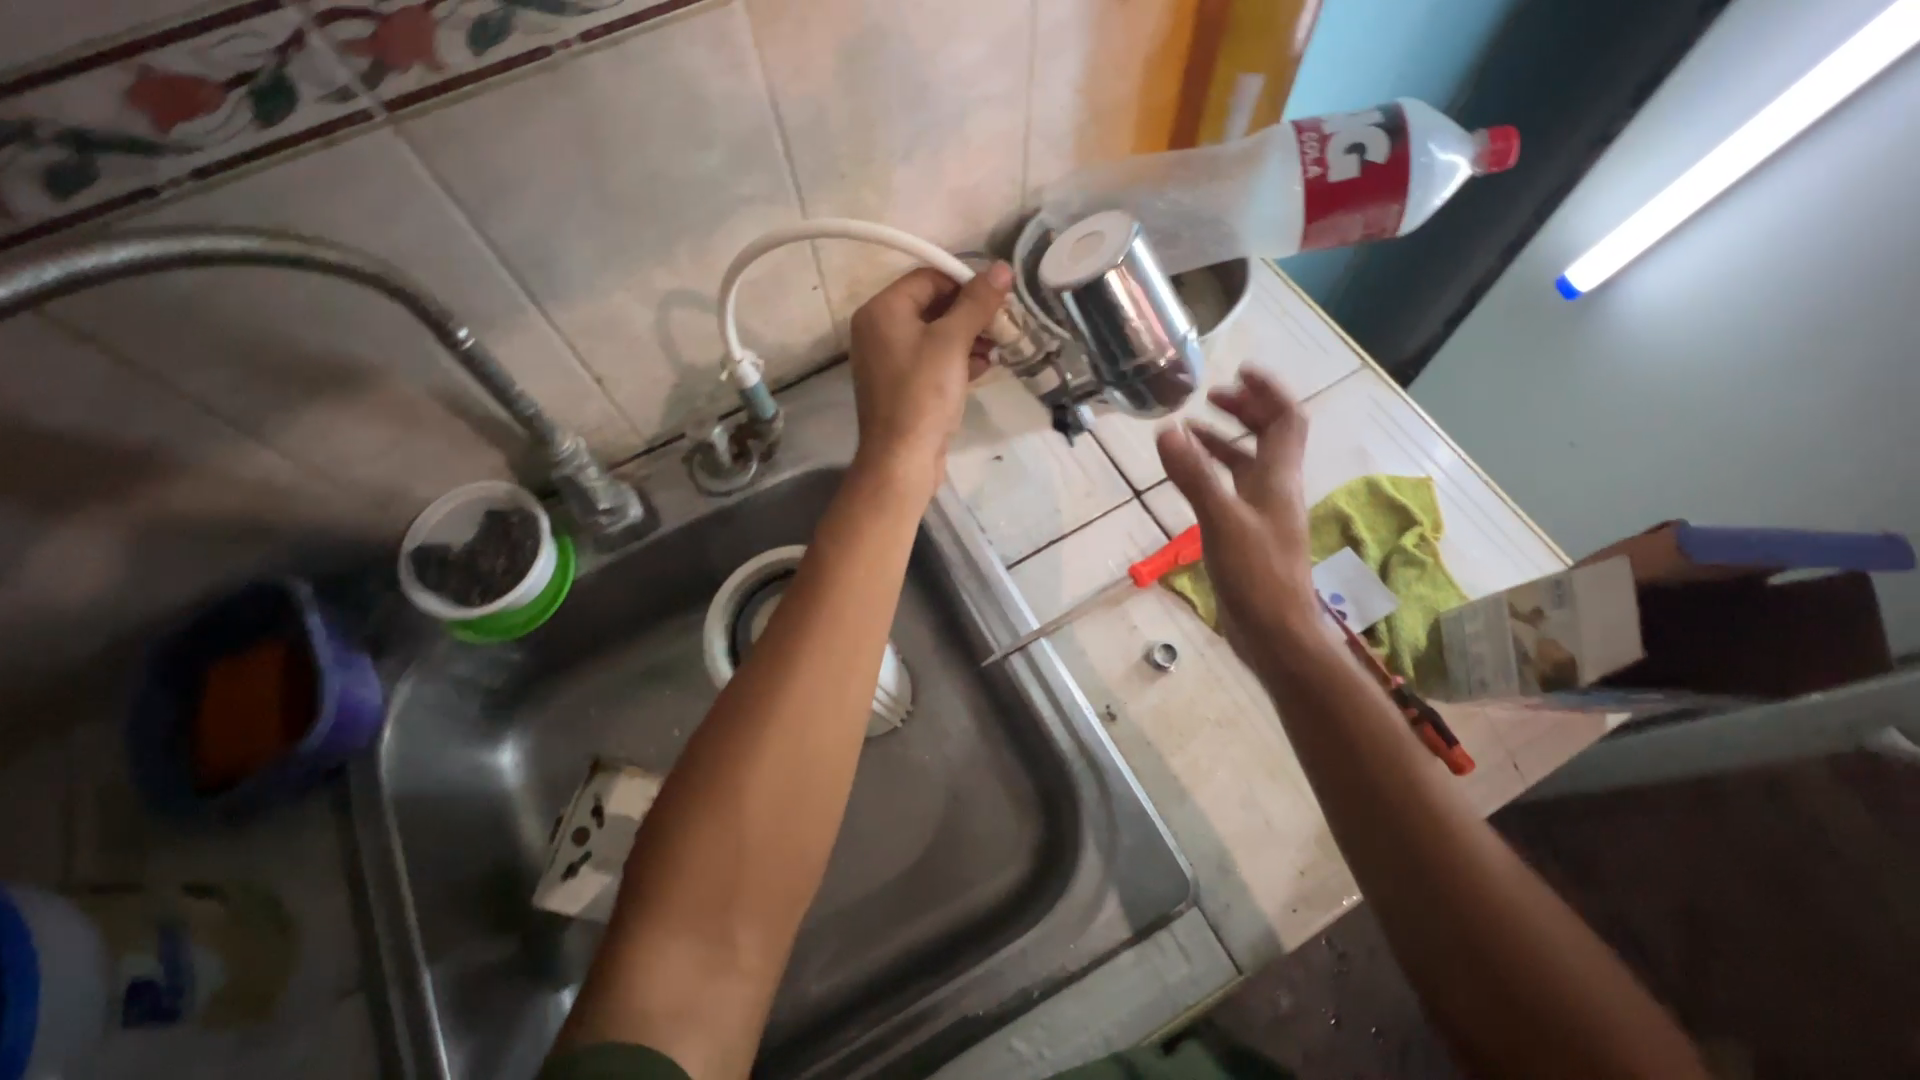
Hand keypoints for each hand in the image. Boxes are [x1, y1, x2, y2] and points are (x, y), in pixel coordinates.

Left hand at [847, 262, 1011, 489]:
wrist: (902, 458)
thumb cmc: (924, 393)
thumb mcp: (953, 342)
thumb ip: (977, 302)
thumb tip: (1001, 268)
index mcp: (881, 310)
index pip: (928, 277)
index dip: (965, 281)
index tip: (998, 296)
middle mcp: (878, 330)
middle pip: (932, 305)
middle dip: (970, 313)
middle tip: (1002, 323)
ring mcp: (888, 360)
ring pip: (935, 334)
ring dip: (968, 337)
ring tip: (998, 347)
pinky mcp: (901, 385)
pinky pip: (931, 360)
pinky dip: (957, 360)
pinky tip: (984, 368)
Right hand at [1155, 367, 1320, 665]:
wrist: (1275, 634)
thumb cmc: (1256, 575)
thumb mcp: (1221, 520)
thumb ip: (1194, 475)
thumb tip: (1167, 430)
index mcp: (1278, 477)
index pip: (1286, 418)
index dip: (1268, 391)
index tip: (1239, 371)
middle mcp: (1276, 489)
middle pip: (1269, 437)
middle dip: (1243, 411)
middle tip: (1209, 398)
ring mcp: (1263, 514)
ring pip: (1248, 464)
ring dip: (1224, 442)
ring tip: (1190, 431)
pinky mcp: (1249, 537)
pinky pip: (1233, 490)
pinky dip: (1213, 474)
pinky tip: (1190, 481)